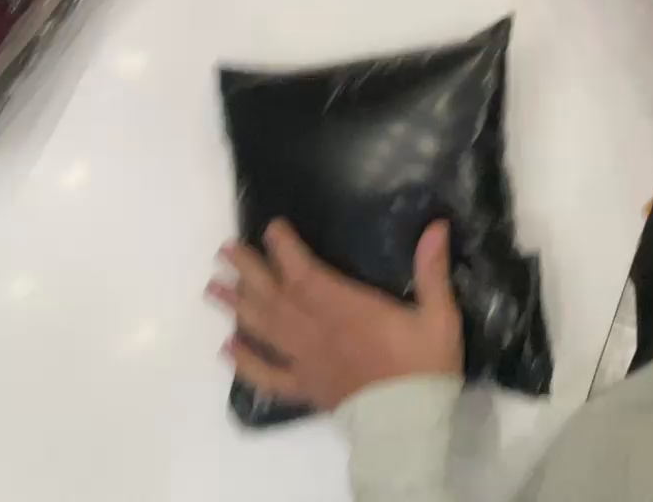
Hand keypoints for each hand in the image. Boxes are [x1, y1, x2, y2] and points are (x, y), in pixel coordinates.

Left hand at [208, 219, 462, 411]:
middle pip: (275, 298)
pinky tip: (226, 348)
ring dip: (237, 308)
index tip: (271, 227)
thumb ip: (433, 270)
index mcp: (348, 310)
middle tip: (225, 250)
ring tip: (212, 288)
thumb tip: (437, 225)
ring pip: (265, 331)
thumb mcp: (439, 315)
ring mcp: (308, 363)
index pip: (306, 274)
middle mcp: (319, 333)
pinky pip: (268, 376)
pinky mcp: (306, 388)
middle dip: (249, 271)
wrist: (411, 426)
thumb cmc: (425, 365)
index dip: (286, 250)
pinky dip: (245, 363)